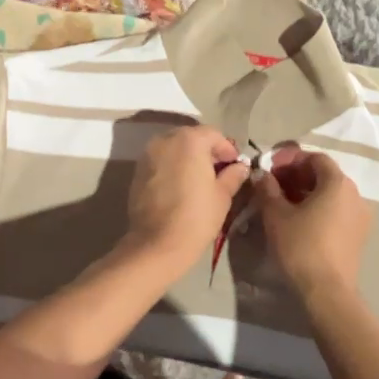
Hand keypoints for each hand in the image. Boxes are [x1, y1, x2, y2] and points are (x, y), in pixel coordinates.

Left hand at [125, 125, 247, 269]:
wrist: (157, 243)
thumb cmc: (196, 216)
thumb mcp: (222, 195)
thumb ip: (233, 175)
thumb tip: (240, 167)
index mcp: (189, 140)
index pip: (214, 135)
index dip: (227, 149)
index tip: (236, 166)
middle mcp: (165, 140)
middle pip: (191, 137)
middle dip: (207, 151)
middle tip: (219, 171)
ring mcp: (148, 154)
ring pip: (174, 148)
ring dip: (188, 157)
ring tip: (200, 179)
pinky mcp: (138, 171)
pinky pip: (160, 160)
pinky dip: (172, 166)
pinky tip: (181, 185)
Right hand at [257, 148, 371, 300]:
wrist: (327, 292)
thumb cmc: (301, 246)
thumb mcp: (276, 214)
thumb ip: (267, 188)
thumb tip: (262, 175)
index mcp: (338, 183)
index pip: (315, 158)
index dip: (290, 158)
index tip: (270, 167)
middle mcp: (355, 194)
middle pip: (324, 174)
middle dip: (297, 175)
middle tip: (273, 184)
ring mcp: (360, 216)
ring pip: (331, 194)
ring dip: (306, 192)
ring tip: (282, 202)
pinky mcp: (359, 235)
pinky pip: (337, 211)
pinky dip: (318, 208)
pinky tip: (299, 220)